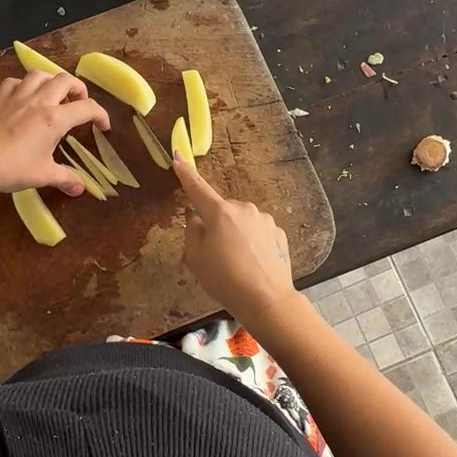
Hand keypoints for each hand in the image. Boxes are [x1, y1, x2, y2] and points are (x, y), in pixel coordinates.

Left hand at [0, 72, 108, 198]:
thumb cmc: (12, 168)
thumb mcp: (43, 176)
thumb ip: (66, 179)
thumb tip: (80, 189)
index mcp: (55, 119)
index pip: (87, 108)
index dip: (101, 115)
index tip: (103, 127)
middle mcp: (39, 101)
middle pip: (66, 80)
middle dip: (79, 90)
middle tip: (79, 105)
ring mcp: (17, 97)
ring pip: (40, 74)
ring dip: (52, 81)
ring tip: (55, 95)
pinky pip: (15, 82)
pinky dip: (25, 85)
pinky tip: (25, 96)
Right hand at [173, 151, 297, 325]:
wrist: (266, 300)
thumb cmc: (225, 280)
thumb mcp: (195, 258)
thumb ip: (192, 231)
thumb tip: (197, 217)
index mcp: (219, 212)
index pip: (197, 188)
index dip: (185, 173)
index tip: (178, 156)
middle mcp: (243, 208)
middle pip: (222, 211)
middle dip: (217, 225)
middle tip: (215, 255)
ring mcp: (264, 219)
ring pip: (241, 222)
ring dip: (236, 234)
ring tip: (237, 264)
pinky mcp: (278, 232)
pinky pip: (257, 232)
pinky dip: (252, 243)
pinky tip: (253, 264)